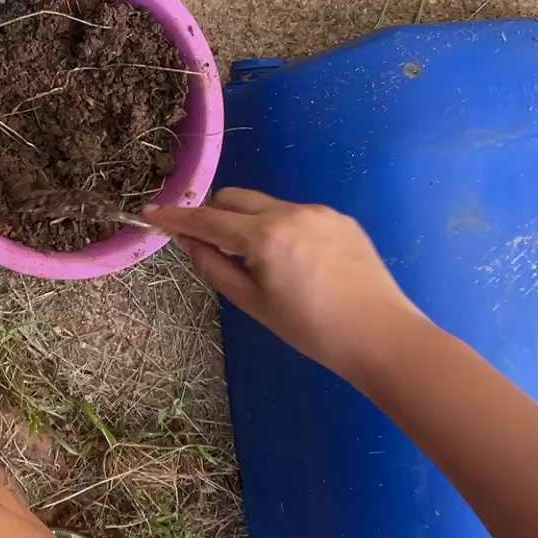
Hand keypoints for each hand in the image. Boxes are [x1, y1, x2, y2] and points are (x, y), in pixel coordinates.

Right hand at [144, 188, 431, 380]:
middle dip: (214, 215)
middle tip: (213, 246)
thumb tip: (190, 242)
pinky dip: (281, 228)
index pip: (206, 220)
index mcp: (264, 237)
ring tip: (264, 262)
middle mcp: (289, 213)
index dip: (175, 218)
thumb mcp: (252, 303)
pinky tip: (299, 262)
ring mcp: (318, 212)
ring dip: (249, 222)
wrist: (386, 340)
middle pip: (232, 198)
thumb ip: (214, 266)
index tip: (151, 213)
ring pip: (264, 205)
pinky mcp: (340, 219)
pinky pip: (295, 214)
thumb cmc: (312, 330)